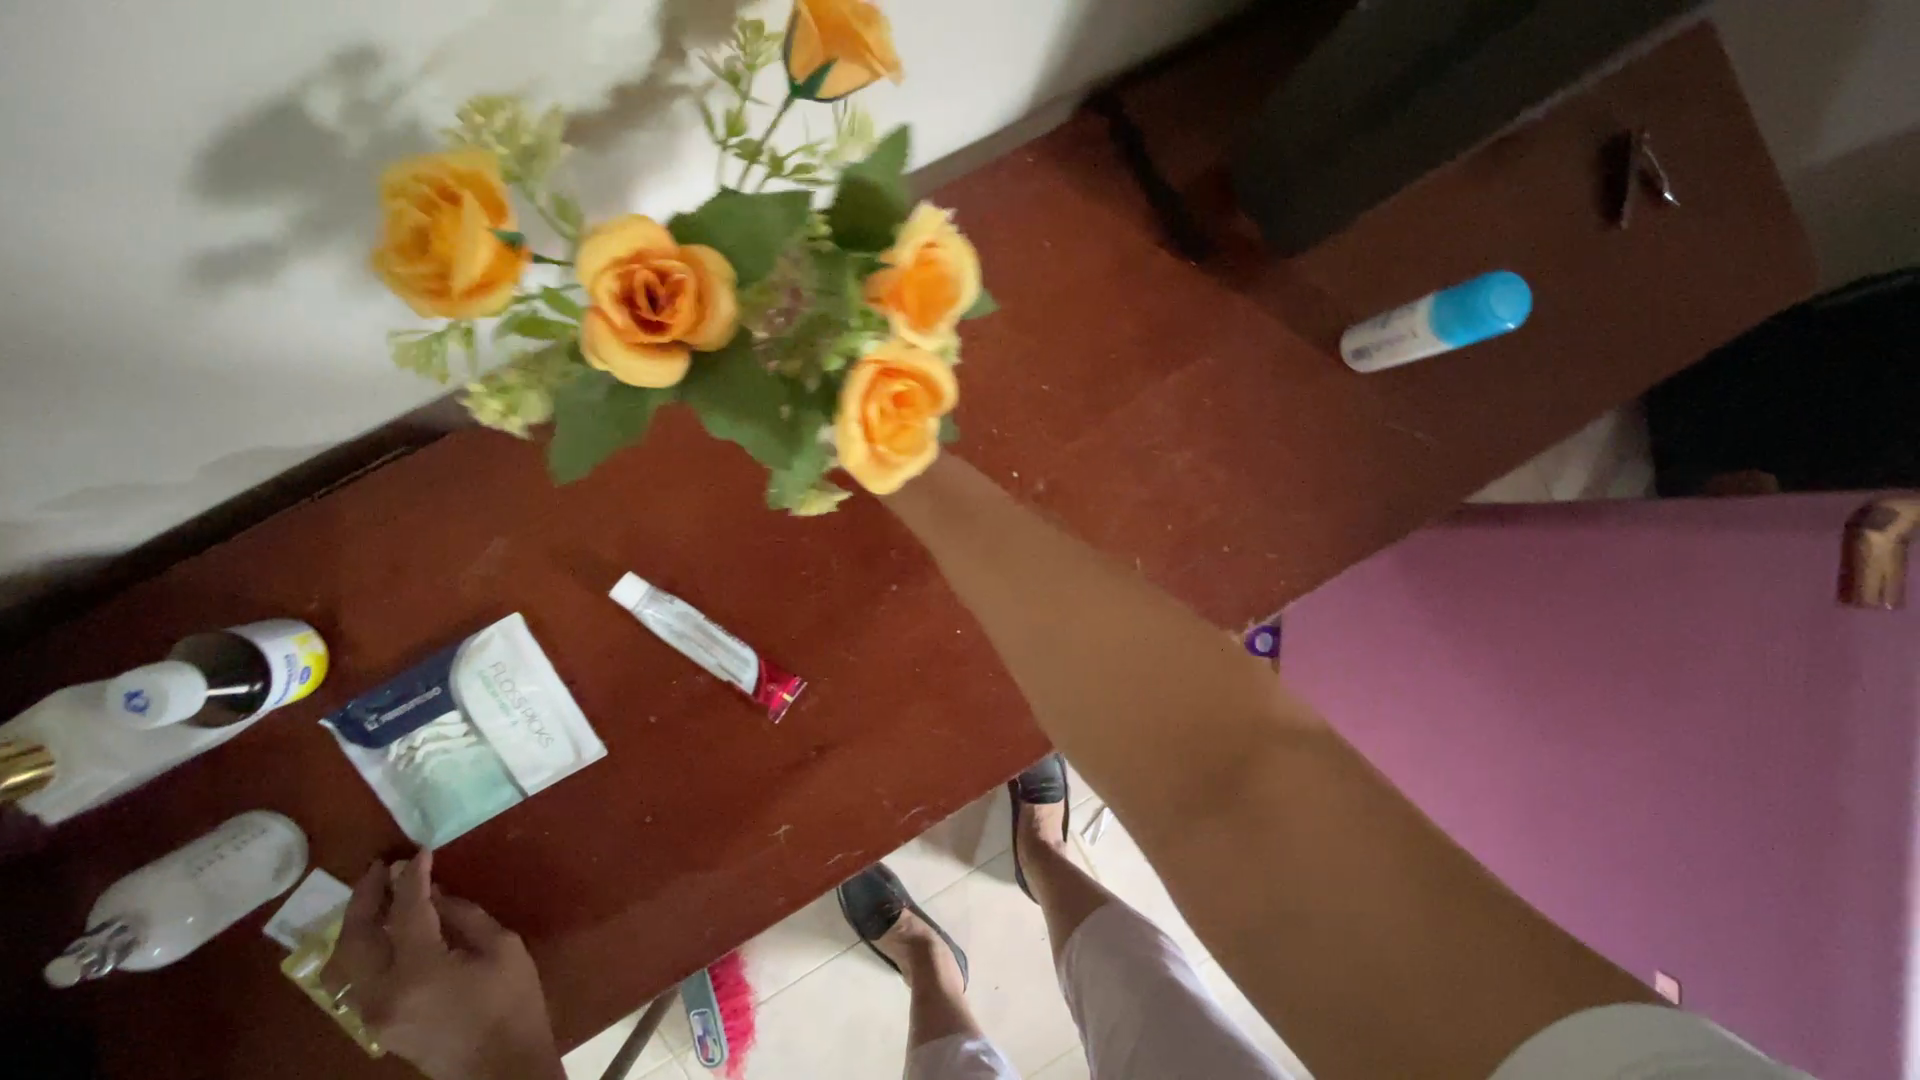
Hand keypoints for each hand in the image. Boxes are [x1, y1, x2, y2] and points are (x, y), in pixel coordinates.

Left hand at [324, 850, 563, 1079]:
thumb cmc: (512, 1003)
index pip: (406, 912)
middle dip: (367, 897)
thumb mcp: (502, 948)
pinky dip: (364, 946)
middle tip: (382, 867)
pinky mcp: (374, 1024)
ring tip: (375, 893)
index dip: (413, 879)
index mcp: (420, 971)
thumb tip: (435, 895)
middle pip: (356, 937)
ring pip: (346, 960)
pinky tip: (380, 930)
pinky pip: (356, 977)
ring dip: (357, 922)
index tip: (420, 852)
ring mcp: (371, 1013)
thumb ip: (464, 917)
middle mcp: (382, 993)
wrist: (500, 1067)